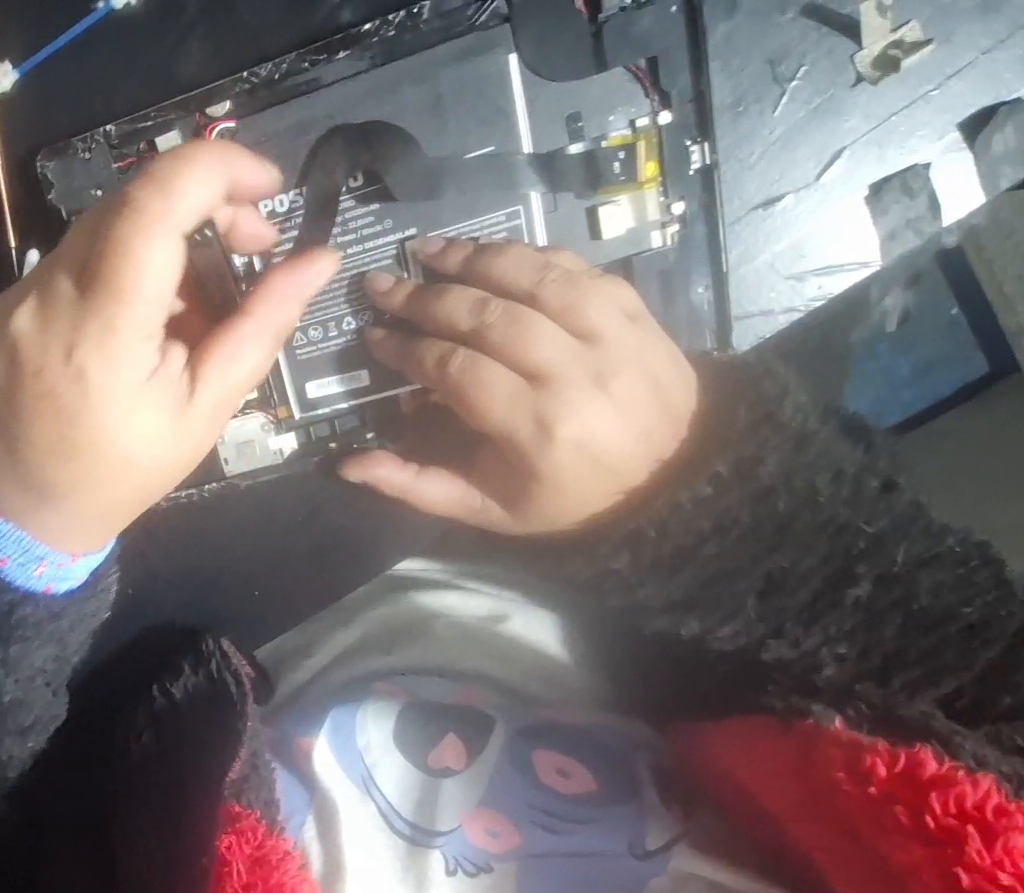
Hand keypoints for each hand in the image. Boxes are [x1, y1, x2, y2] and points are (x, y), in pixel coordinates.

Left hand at [0, 141, 340, 553]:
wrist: (25, 512)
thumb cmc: (124, 473)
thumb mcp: (205, 410)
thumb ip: (262, 327)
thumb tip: (320, 260)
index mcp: (103, 328)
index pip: (156, 200)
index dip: (219, 169)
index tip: (269, 189)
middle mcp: (50, 294)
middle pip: (135, 201)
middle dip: (207, 205)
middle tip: (255, 247)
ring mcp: (22, 294)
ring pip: (108, 224)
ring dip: (169, 238)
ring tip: (204, 299)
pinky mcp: (11, 302)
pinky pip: (80, 256)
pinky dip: (129, 264)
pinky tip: (151, 314)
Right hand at [337, 237, 697, 535]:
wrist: (676, 479)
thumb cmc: (568, 499)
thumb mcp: (487, 510)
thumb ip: (415, 485)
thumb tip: (346, 465)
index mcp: (534, 427)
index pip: (457, 370)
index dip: (408, 349)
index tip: (373, 336)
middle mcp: (573, 373)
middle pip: (487, 317)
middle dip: (425, 297)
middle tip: (380, 285)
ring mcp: (610, 334)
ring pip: (532, 279)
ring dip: (472, 258)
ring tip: (426, 250)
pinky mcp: (635, 311)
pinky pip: (574, 267)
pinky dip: (526, 254)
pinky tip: (489, 252)